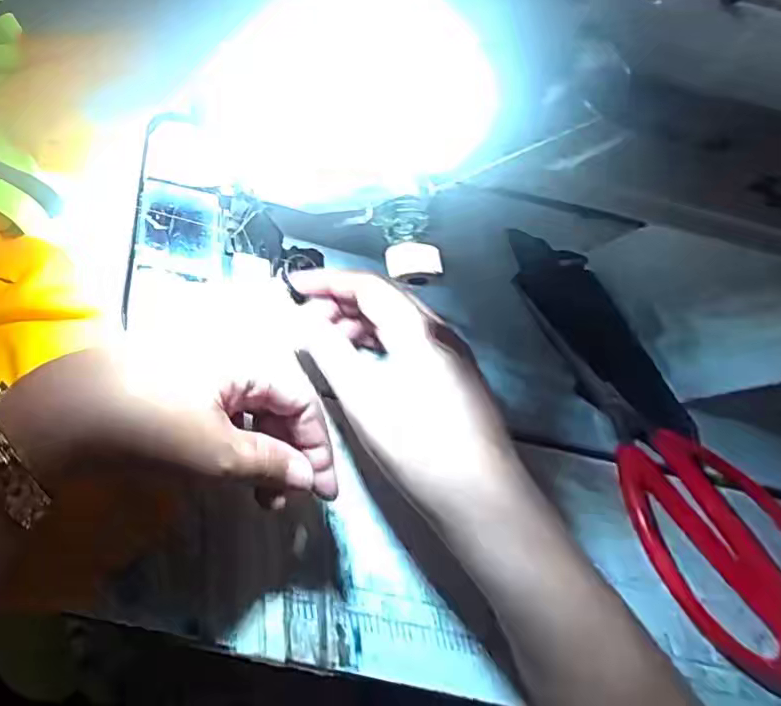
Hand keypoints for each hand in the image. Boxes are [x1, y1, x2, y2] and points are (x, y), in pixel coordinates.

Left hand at [0, 347, 337, 504]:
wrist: (70, 410)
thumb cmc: (153, 426)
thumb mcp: (217, 453)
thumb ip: (270, 463)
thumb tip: (309, 478)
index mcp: (248, 359)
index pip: (302, 400)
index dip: (317, 448)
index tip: (321, 495)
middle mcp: (232, 353)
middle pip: (278, 401)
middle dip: (290, 452)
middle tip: (285, 500)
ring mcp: (204, 364)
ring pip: (251, 406)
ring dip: (263, 449)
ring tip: (256, 493)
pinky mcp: (180, 379)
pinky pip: (225, 406)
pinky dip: (235, 439)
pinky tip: (227, 467)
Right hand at [289, 269, 524, 520]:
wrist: (485, 501)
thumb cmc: (419, 448)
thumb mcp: (362, 397)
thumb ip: (329, 351)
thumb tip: (307, 321)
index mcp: (418, 328)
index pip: (366, 285)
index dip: (326, 281)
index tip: (295, 285)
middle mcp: (439, 331)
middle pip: (383, 298)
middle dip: (340, 301)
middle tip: (306, 316)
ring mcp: (451, 353)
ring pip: (396, 320)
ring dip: (357, 322)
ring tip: (325, 340)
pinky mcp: (455, 376)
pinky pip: (408, 341)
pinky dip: (377, 340)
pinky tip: (359, 362)